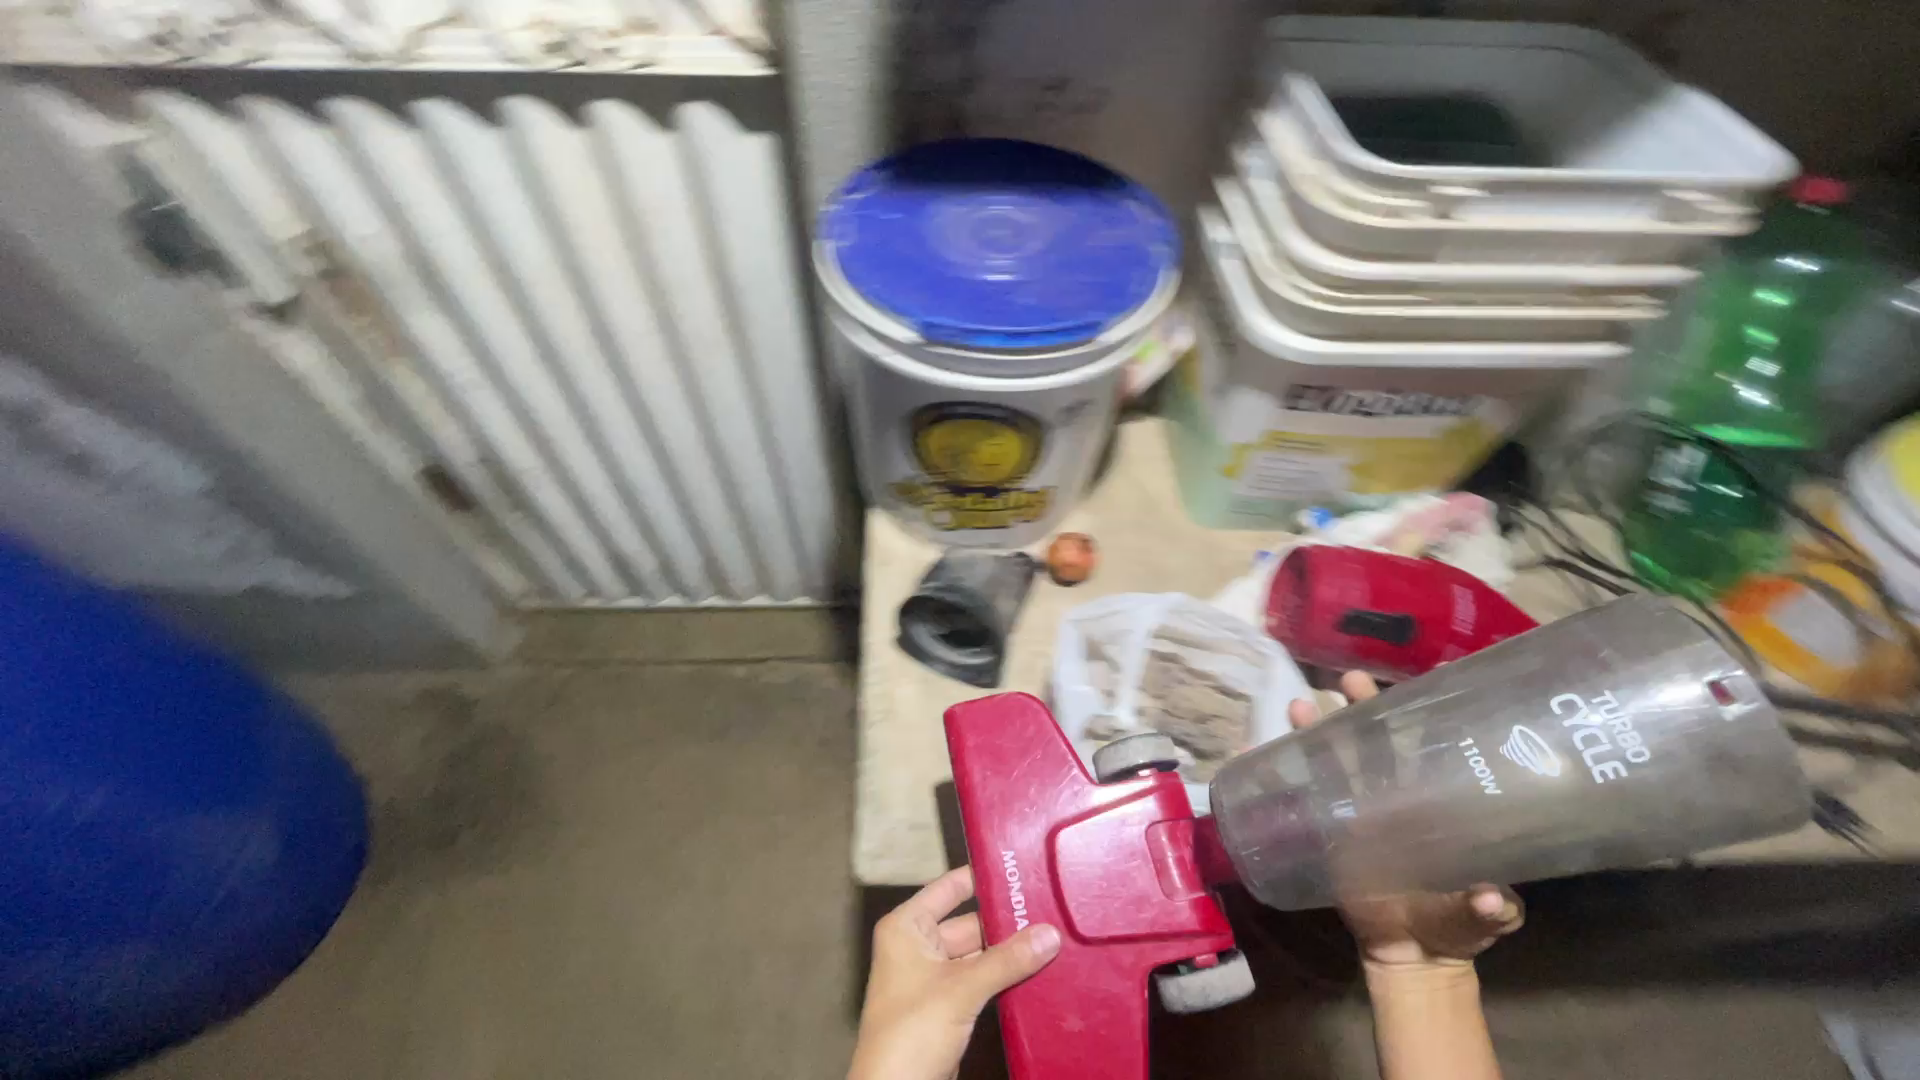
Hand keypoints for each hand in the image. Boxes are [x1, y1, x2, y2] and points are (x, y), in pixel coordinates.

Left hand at [847, 866, 1062, 1079]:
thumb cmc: (913, 1030)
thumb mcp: (962, 989)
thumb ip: (1007, 960)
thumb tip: (1051, 934)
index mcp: (908, 927)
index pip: (949, 888)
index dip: (981, 876)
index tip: (1019, 865)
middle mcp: (918, 945)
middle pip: (970, 922)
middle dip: (1007, 921)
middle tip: (1051, 908)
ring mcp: (933, 978)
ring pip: (979, 954)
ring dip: (1010, 952)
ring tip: (1054, 935)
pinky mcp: (948, 1008)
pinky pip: (981, 981)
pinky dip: (1005, 977)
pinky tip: (1039, 970)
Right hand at [1288, 671, 1525, 971]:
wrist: (1408, 953)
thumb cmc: (1454, 926)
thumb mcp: (1480, 918)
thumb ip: (1487, 909)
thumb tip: (1489, 897)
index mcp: (1429, 804)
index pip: (1422, 748)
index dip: (1418, 716)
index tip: (1418, 682)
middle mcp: (1388, 796)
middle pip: (1370, 741)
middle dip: (1358, 706)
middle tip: (1348, 679)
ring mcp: (1351, 810)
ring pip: (1330, 758)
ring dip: (1314, 729)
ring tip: (1299, 705)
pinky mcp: (1322, 830)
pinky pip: (1295, 795)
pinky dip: (1272, 769)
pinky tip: (1252, 749)